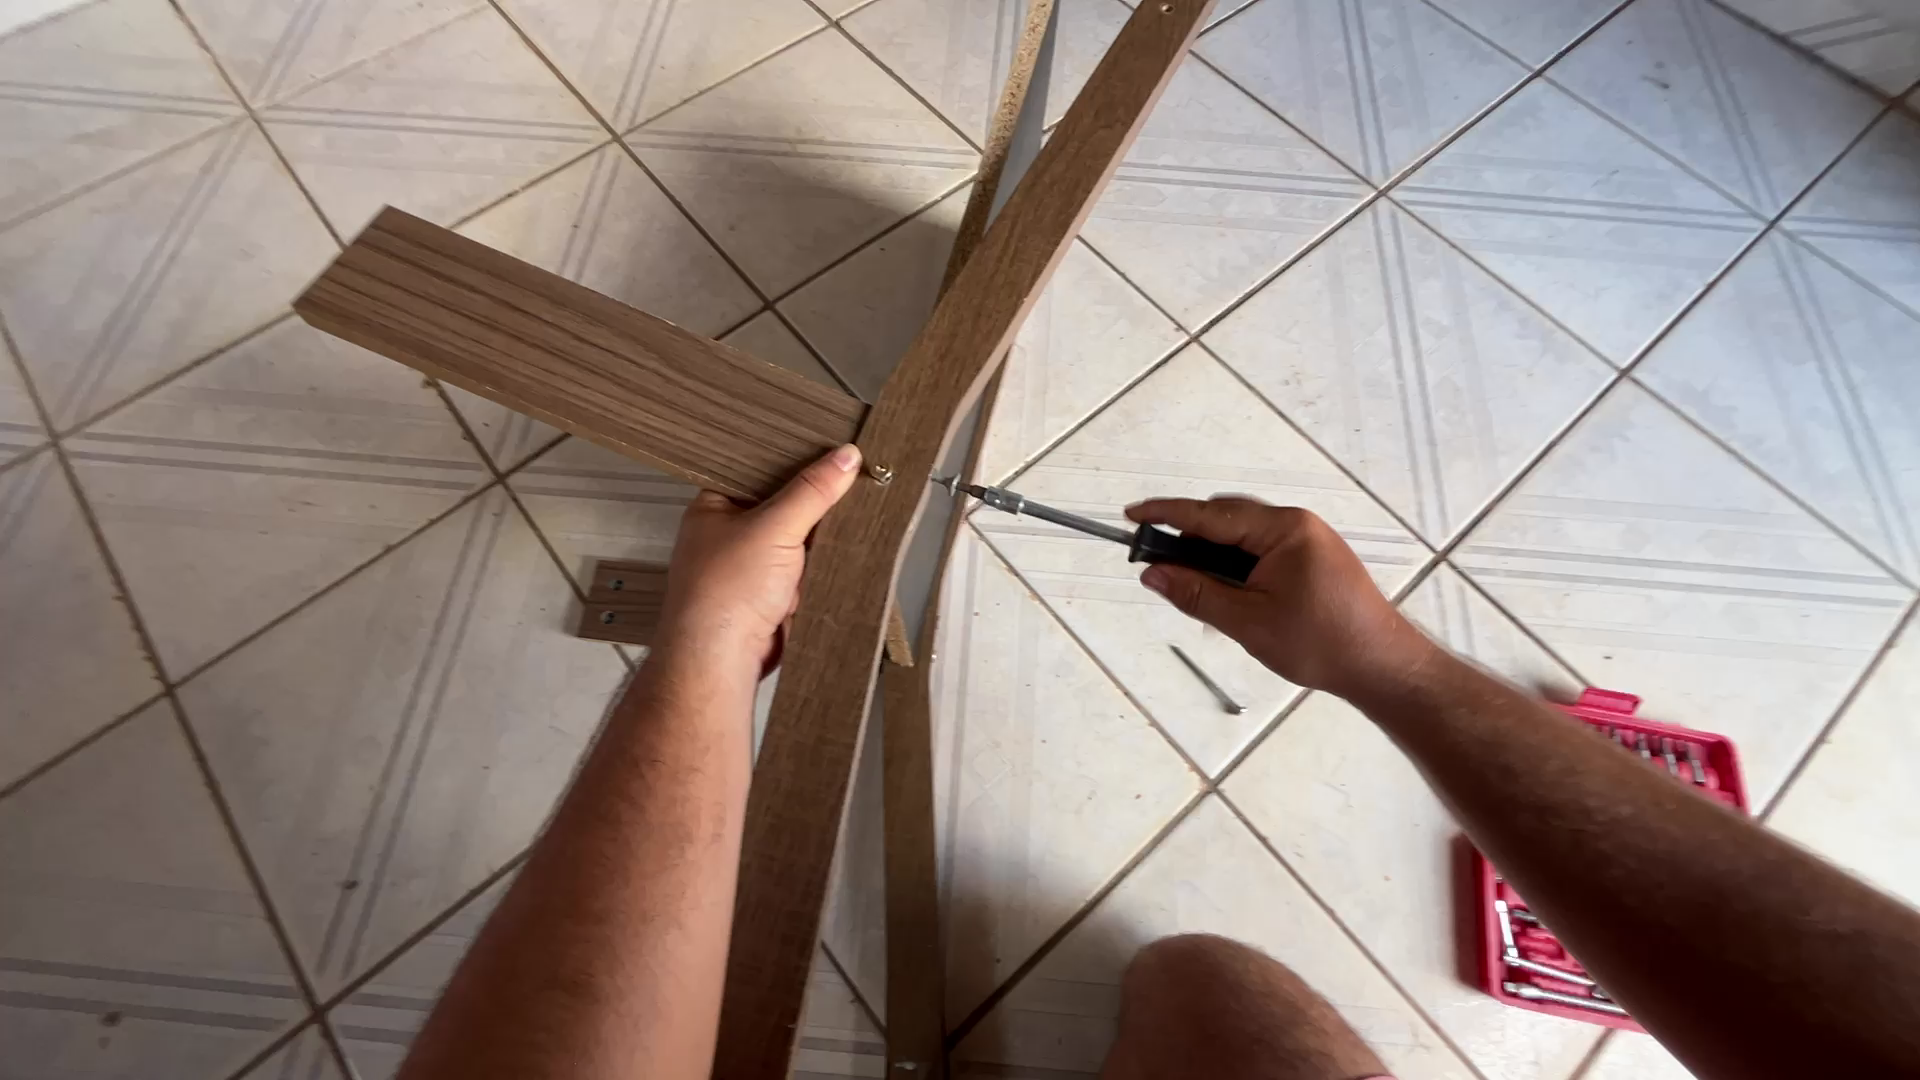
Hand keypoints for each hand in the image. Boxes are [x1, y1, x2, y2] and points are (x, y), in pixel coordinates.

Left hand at [657, 444, 862, 672]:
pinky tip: (851, 545)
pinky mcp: (774, 593)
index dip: (795, 458)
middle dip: (818, 499)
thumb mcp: (773, 526)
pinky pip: (807, 568)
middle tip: (858, 471)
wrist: (723, 659)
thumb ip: (812, 491)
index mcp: (716, 506)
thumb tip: (846, 455)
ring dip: (825, 534)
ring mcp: (754, 565)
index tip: (834, 444)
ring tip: (865, 501)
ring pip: (800, 538)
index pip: (760, 469)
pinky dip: (825, 563)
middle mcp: (732, 533)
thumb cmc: (727, 589)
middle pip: (785, 503)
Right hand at [1126, 498, 1439, 701]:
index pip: (1210, 515)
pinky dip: (1233, 563)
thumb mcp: (1247, 622)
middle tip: (1158, 565)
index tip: (1131, 514)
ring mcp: (1306, 539)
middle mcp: (1295, 524)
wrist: (1383, 667)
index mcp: (1283, 530)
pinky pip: (1259, 548)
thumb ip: (1196, 594)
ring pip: (1241, 535)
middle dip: (1188, 538)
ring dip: (1211, 554)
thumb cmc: (1318, 643)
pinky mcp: (1311, 558)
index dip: (1166, 514)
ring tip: (1191, 585)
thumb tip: (1151, 574)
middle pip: (1225, 518)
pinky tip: (1225, 591)